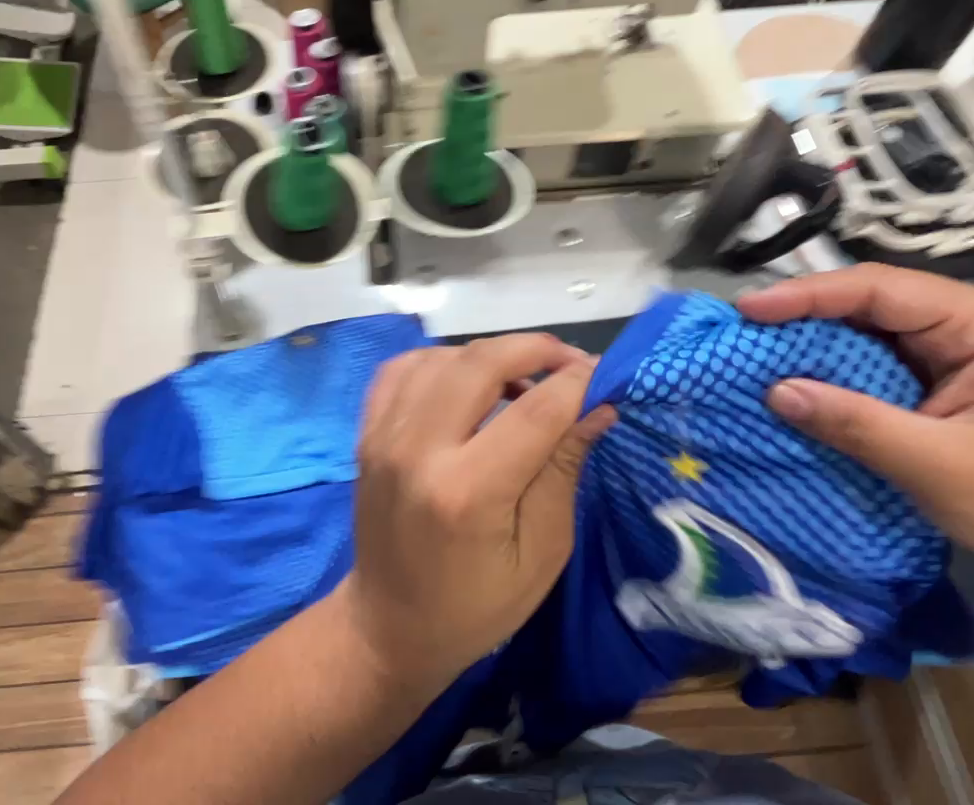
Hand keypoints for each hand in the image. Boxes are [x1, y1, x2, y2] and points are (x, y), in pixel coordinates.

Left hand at [335, 335, 616, 688]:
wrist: (389, 625)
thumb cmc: (477, 605)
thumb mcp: (541, 551)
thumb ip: (563, 469)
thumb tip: (598, 404)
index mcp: (467, 492)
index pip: (536, 410)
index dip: (579, 382)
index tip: (607, 375)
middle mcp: (418, 450)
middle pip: (482, 362)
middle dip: (537, 348)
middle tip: (572, 363)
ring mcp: (383, 437)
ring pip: (442, 357)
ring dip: (490, 355)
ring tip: (523, 381)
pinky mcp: (366, 433)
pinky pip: (403, 368)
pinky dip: (442, 362)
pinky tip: (467, 383)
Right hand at [738, 264, 973, 567]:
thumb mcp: (942, 467)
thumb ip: (857, 424)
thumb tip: (773, 390)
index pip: (879, 289)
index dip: (807, 294)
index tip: (747, 309)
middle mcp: (966, 322)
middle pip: (868, 301)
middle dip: (803, 314)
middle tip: (741, 332)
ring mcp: (953, 350)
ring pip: (865, 329)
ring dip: (812, 342)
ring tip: (755, 352)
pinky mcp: (939, 378)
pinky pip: (872, 360)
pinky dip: (831, 370)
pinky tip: (795, 379)